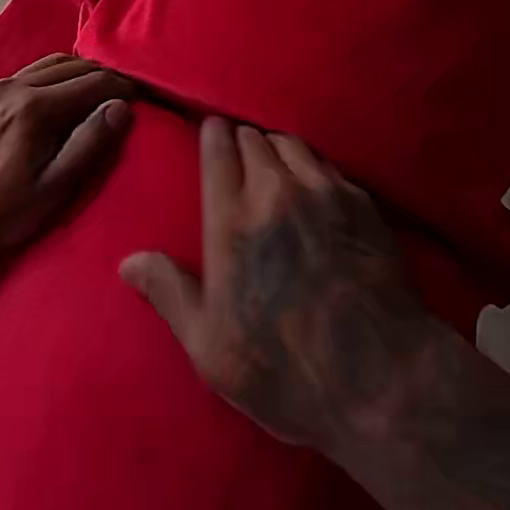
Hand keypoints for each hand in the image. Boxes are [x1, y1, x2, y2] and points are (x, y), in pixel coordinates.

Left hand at [0, 54, 134, 263]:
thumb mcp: (52, 189)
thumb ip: (88, 144)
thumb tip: (121, 108)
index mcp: (35, 108)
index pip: (94, 82)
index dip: (123, 89)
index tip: (141, 102)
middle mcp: (15, 87)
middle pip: (75, 66)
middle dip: (105, 77)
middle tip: (125, 97)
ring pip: (52, 64)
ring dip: (81, 73)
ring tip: (100, 94)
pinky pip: (31, 72)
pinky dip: (56, 75)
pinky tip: (63, 95)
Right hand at [118, 117, 448, 452]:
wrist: (381, 380)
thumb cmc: (284, 368)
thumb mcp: (210, 345)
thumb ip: (169, 292)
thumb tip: (128, 262)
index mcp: (233, 221)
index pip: (220, 151)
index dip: (214, 135)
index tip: (213, 130)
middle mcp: (278, 192)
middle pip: (256, 139)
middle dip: (243, 140)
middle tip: (240, 154)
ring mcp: (326, 192)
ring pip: (294, 144)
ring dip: (278, 147)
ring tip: (275, 164)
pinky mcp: (363, 203)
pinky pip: (329, 165)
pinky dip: (314, 166)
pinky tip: (316, 186)